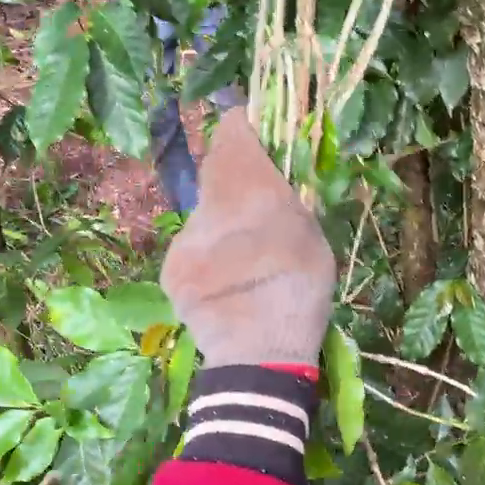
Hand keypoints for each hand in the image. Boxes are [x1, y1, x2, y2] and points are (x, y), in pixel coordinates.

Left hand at [160, 115, 335, 367]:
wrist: (258, 356)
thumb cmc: (300, 293)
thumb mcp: (313, 239)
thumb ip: (289, 202)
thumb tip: (277, 179)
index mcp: (251, 191)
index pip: (234, 134)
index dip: (244, 128)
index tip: (256, 133)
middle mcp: (210, 205)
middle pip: (216, 173)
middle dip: (235, 178)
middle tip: (257, 200)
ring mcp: (186, 239)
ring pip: (204, 214)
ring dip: (222, 222)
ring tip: (245, 256)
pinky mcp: (171, 269)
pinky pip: (192, 247)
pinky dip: (209, 254)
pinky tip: (226, 280)